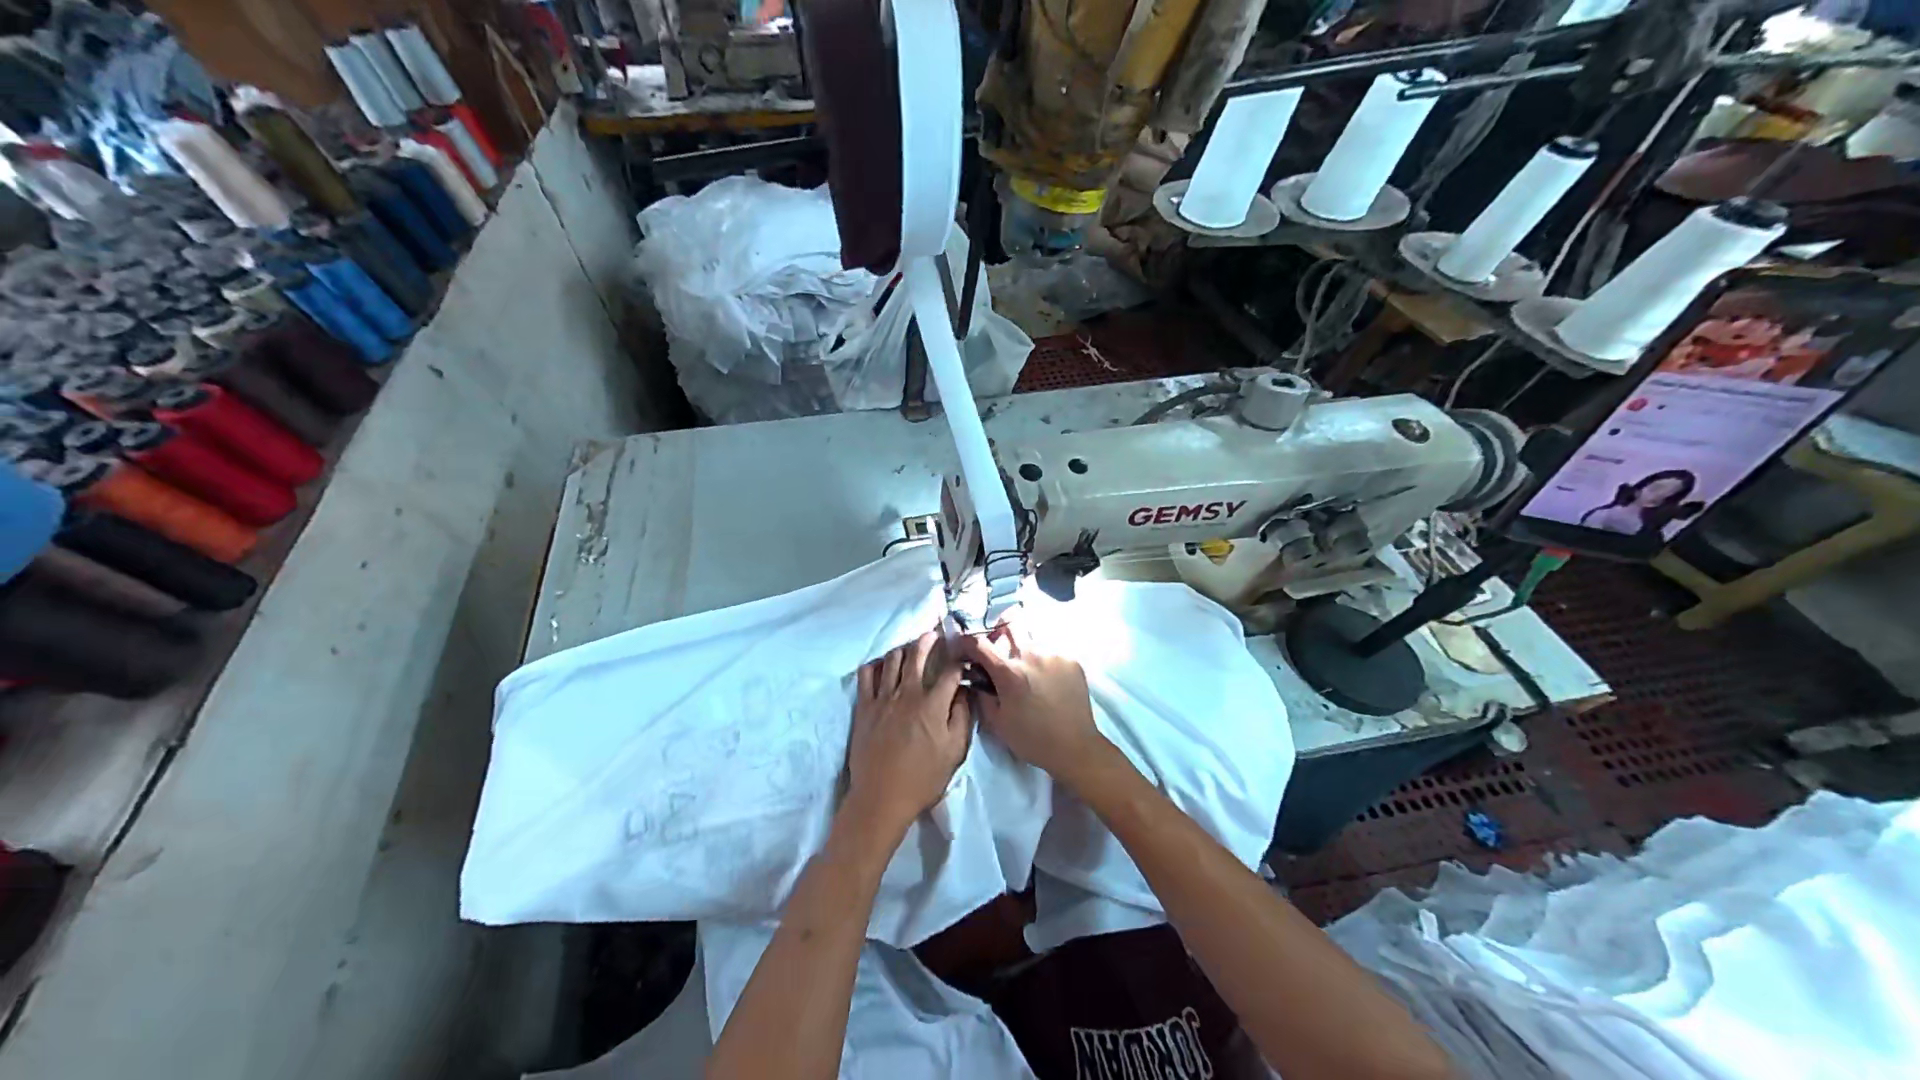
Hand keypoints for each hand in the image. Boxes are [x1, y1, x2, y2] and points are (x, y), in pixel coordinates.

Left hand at [846, 631, 972, 836]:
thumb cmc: (924, 779)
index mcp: (933, 704)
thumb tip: (964, 692)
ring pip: (892, 659)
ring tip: (910, 647)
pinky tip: (882, 665)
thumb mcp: (955, 752)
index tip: (963, 655)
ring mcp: (882, 698)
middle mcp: (907, 693)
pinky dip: (876, 664)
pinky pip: (867, 674)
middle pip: (918, 654)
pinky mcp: (864, 706)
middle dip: (929, 640)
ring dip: (904, 648)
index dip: (958, 659)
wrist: (882, 798)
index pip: (949, 670)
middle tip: (935, 634)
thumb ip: (962, 717)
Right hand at [955, 625, 1109, 785]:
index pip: (980, 643)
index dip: (967, 641)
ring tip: (1028, 671)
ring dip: (1024, 649)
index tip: (964, 645)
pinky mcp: (1072, 661)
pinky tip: (1047, 681)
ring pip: (1033, 638)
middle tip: (999, 647)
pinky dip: (1044, 661)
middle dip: (1000, 631)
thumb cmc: (1031, 739)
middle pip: (1012, 623)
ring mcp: (1055, 656)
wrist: (1074, 747)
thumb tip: (975, 676)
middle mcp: (1032, 656)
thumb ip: (981, 694)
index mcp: (1010, 672)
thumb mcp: (996, 722)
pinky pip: (1051, 652)